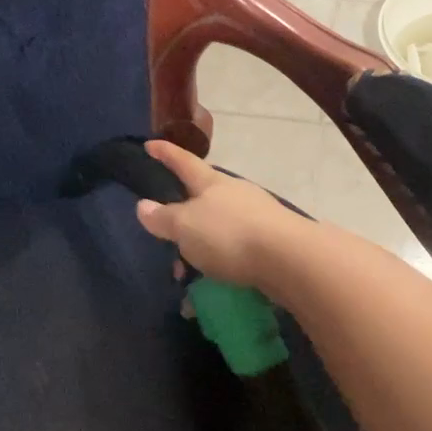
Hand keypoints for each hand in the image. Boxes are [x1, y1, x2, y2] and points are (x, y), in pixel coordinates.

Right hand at [133, 140, 309, 287]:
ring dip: (200, 247)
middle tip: (166, 236)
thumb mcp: (186, 226)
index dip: (165, 153)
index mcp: (211, 182)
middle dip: (182, 215)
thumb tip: (143, 205)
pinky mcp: (270, 241)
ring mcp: (255, 216)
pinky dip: (219, 264)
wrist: (288, 259)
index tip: (149, 145)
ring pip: (218, 227)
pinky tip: (213, 285)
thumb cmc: (228, 235)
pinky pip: (235, 250)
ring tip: (187, 275)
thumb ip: (164, 218)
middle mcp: (234, 193)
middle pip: (202, 196)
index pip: (183, 161)